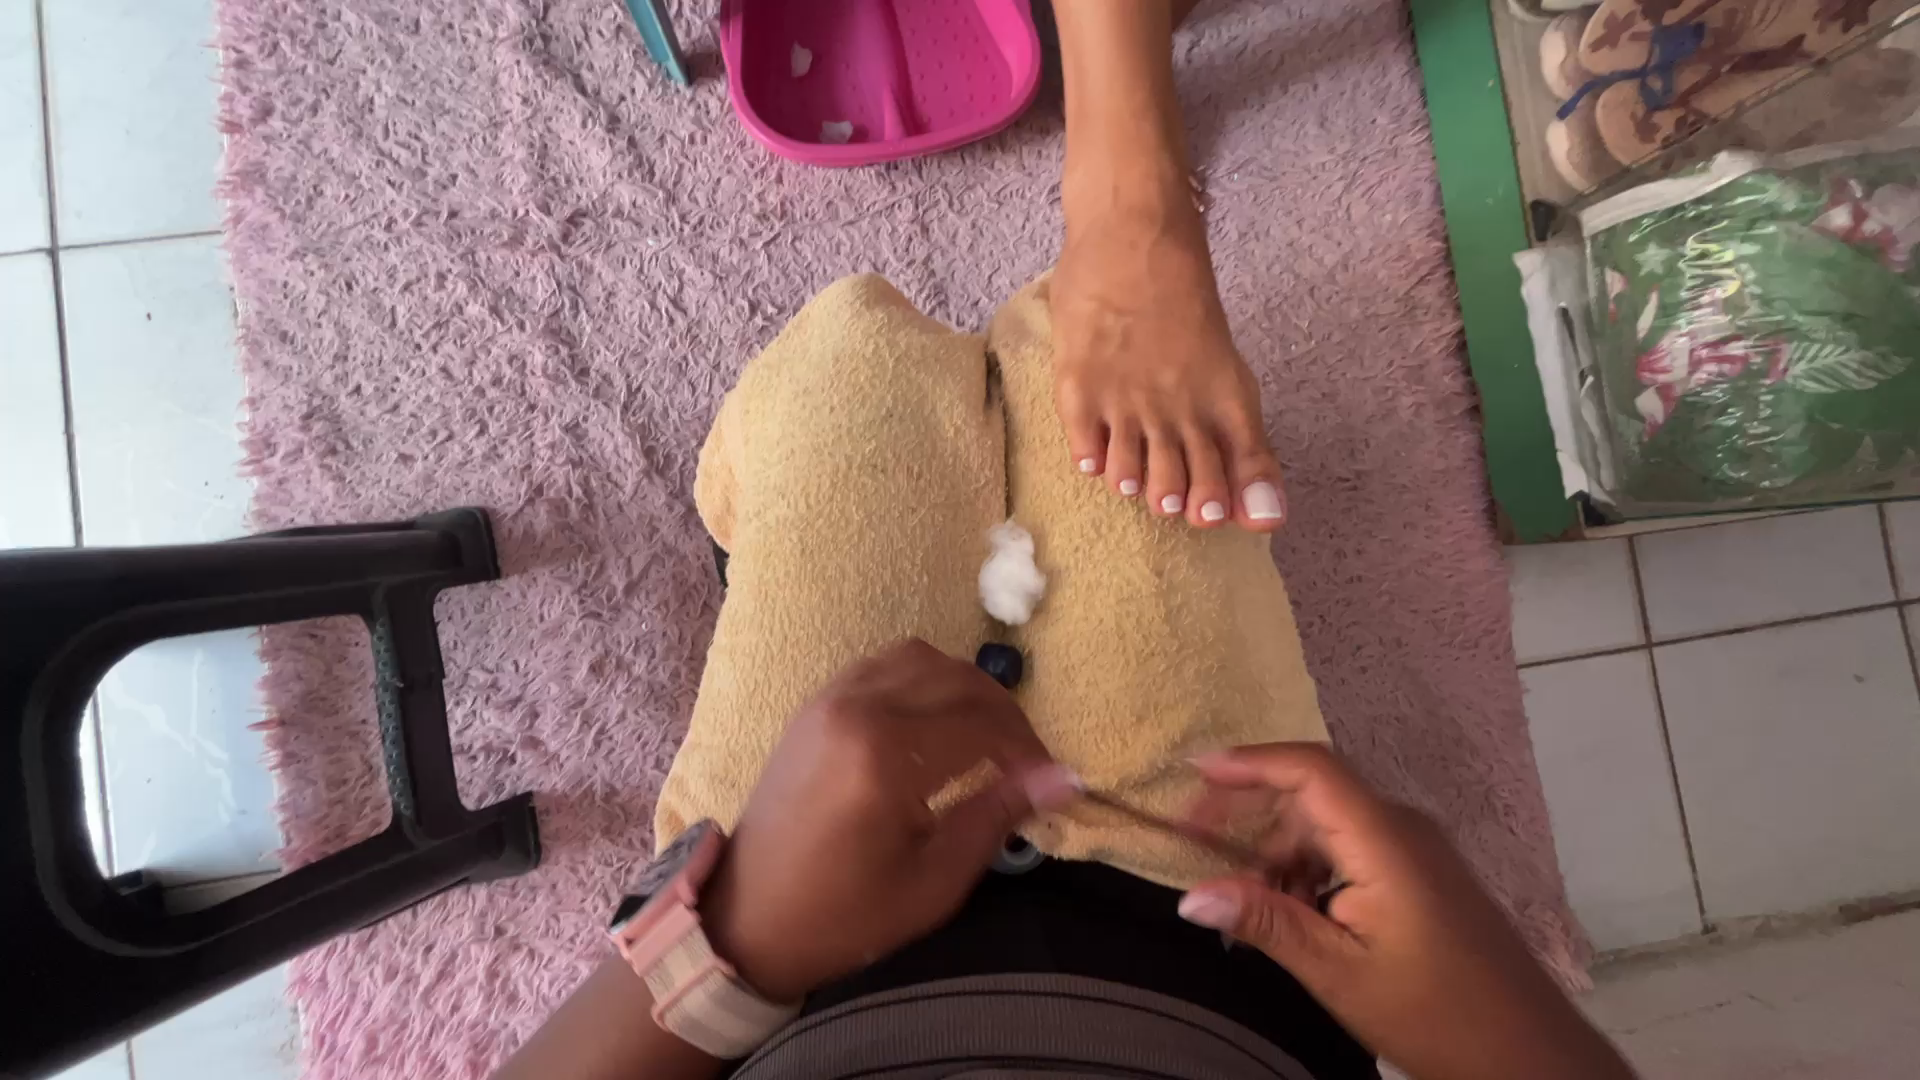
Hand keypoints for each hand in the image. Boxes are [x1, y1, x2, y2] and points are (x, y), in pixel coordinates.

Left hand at [699, 640, 1079, 1001]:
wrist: (749, 915)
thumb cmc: (844, 913)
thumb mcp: (933, 881)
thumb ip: (998, 815)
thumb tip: (1064, 777)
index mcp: (884, 756)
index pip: (981, 724)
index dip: (1026, 747)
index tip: (1048, 777)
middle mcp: (858, 707)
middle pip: (958, 679)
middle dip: (1004, 713)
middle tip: (1023, 757)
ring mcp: (832, 696)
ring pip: (923, 657)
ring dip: (965, 686)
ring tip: (983, 731)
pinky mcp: (818, 699)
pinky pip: (885, 662)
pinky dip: (923, 677)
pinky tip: (934, 716)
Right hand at [1050, 190, 1287, 531]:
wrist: (1132, 236)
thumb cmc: (1182, 296)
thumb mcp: (1224, 361)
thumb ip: (1233, 430)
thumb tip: (1258, 505)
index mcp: (1223, 396)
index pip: (1237, 471)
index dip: (1228, 503)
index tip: (1216, 518)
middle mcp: (1176, 406)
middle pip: (1181, 483)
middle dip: (1179, 500)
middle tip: (1170, 501)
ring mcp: (1125, 399)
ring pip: (1131, 476)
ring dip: (1135, 484)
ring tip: (1132, 478)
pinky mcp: (1080, 387)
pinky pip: (1085, 449)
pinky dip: (1092, 461)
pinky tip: (1096, 457)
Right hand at [1177, 745, 1635, 1079]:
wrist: (1541, 1066)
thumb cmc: (1441, 1019)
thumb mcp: (1340, 974)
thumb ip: (1264, 924)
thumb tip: (1189, 898)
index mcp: (1384, 841)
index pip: (1309, 769)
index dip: (1248, 760)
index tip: (1194, 770)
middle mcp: (1398, 827)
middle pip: (1306, 794)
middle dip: (1247, 814)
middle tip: (1195, 841)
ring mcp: (1411, 847)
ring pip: (1322, 826)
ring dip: (1276, 854)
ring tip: (1247, 902)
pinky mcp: (1415, 870)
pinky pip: (1344, 848)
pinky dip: (1306, 871)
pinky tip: (1291, 913)